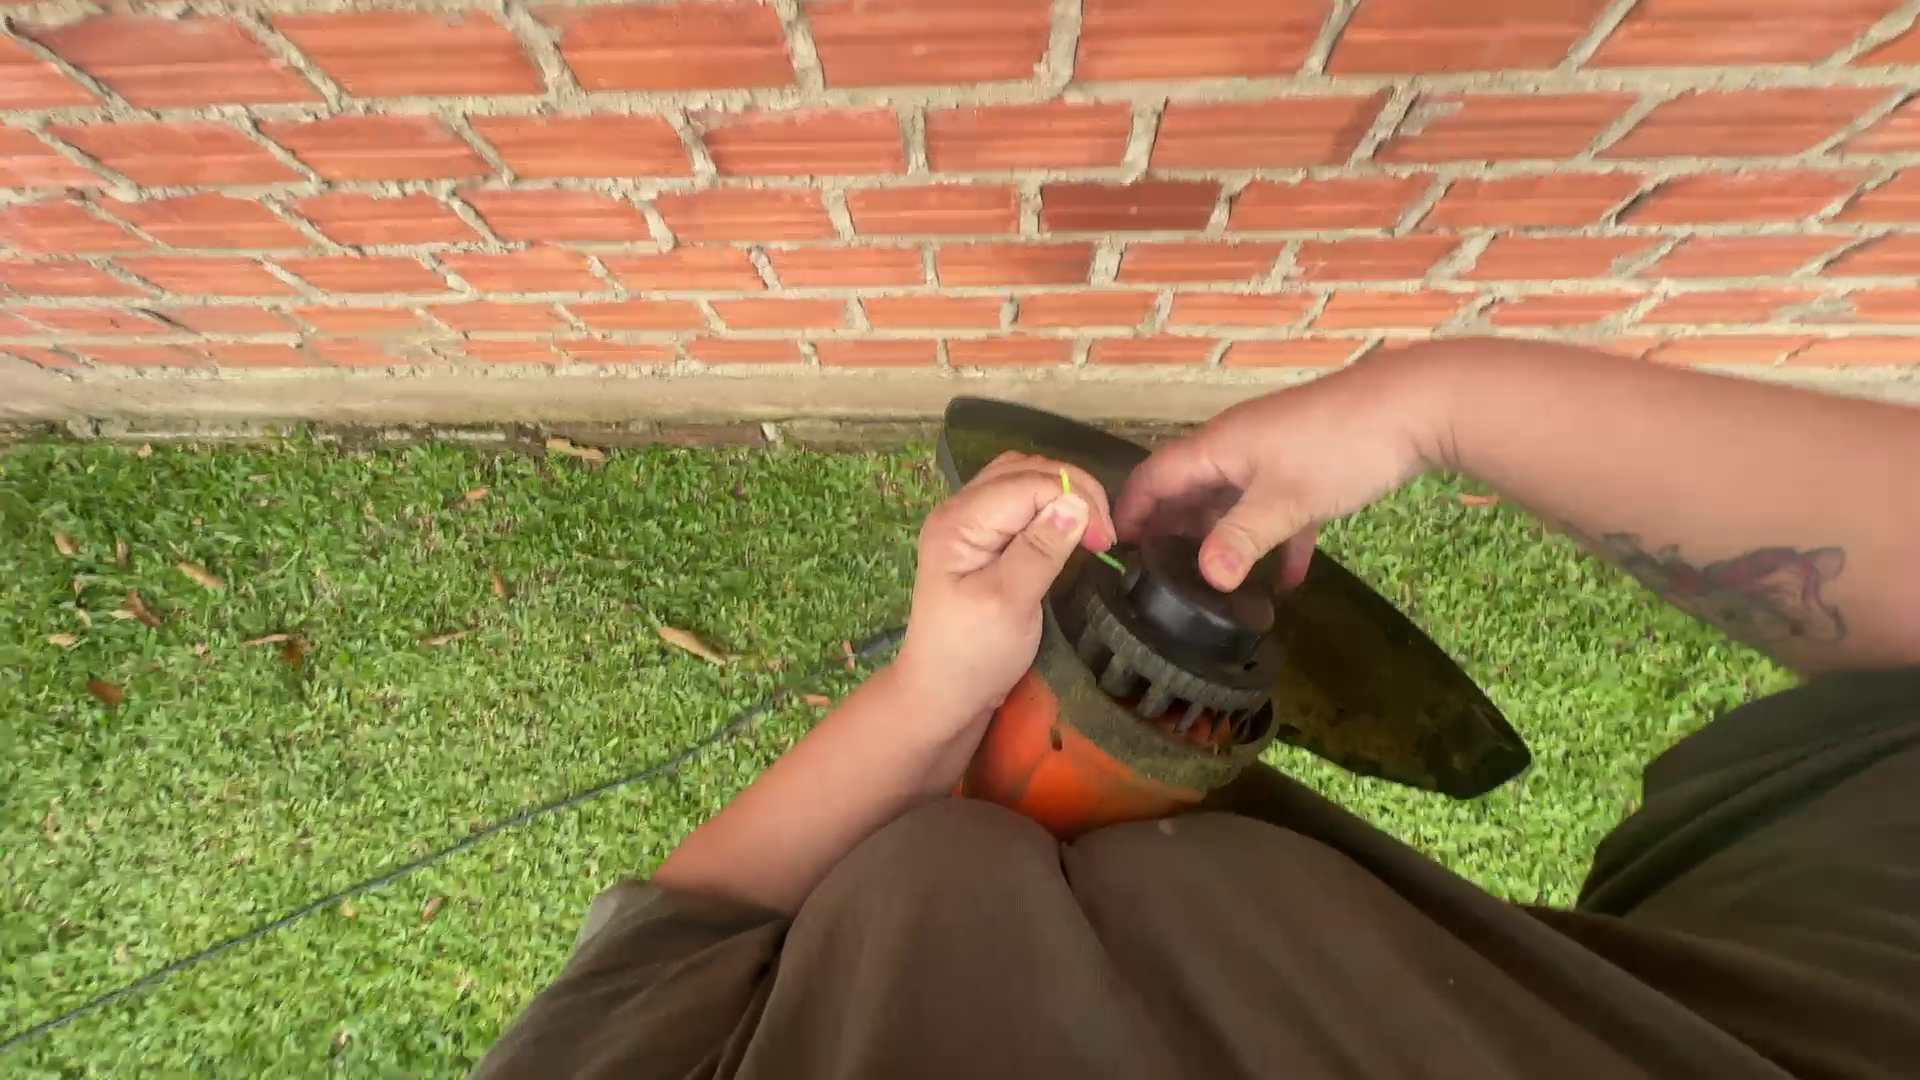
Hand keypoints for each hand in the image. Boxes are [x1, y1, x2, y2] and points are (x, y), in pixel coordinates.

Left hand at [894, 452, 1116, 724]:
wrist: (943, 692)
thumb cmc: (973, 655)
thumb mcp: (1009, 604)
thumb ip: (1040, 550)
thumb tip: (1075, 503)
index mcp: (958, 522)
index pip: (1027, 482)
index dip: (1075, 498)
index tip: (1105, 541)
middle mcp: (958, 510)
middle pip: (1024, 470)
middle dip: (1073, 489)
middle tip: (1105, 534)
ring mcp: (967, 521)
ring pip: (1022, 478)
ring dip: (1062, 492)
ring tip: (1092, 526)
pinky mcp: (980, 536)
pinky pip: (1018, 500)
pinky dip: (1048, 504)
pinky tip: (1067, 525)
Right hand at [1114, 353, 1445, 590]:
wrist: (1421, 403)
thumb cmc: (1340, 447)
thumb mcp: (1286, 501)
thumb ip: (1242, 539)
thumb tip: (1209, 578)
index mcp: (1216, 448)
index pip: (1154, 476)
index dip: (1131, 509)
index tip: (1117, 546)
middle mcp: (1235, 446)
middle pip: (1188, 488)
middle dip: (1171, 527)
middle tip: (1159, 570)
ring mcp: (1271, 452)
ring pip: (1230, 498)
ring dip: (1220, 535)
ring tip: (1209, 578)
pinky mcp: (1306, 462)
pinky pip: (1276, 504)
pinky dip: (1274, 537)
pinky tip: (1287, 579)